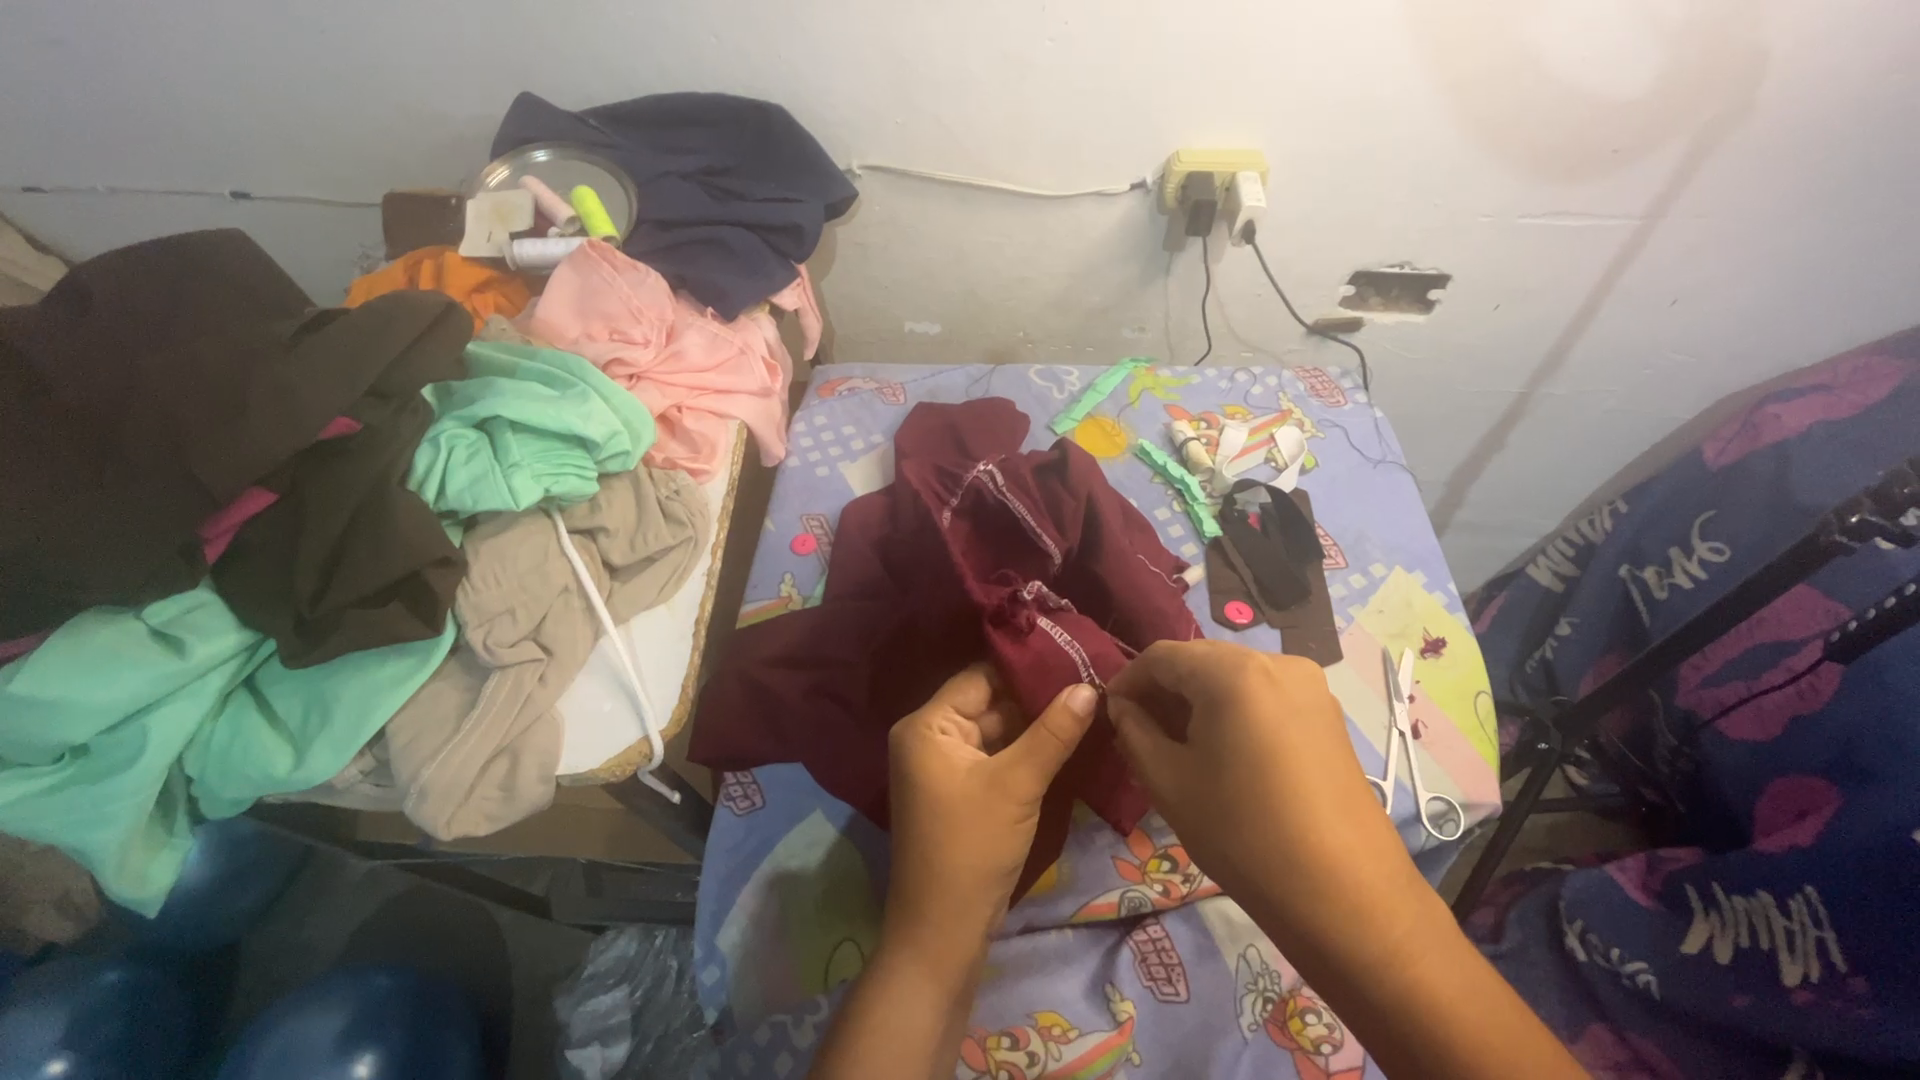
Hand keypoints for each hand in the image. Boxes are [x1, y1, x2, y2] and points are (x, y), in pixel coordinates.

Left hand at [886, 665, 1097, 953]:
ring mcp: (944, 766)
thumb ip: (1053, 732)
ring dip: (1035, 725)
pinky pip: (996, 757)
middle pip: (989, 702)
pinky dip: (1026, 751)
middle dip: (1036, 697)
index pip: (980, 677)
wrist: (944, 929)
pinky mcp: (961, 791)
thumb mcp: (1017, 785)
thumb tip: (1090, 686)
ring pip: (997, 731)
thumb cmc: (972, 847)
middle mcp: (929, 737)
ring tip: (1088, 705)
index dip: (1026, 668)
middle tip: (1091, 681)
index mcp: (926, 725)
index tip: (1075, 657)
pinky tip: (1067, 740)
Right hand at [1107, 640, 1424, 959]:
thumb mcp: (1168, 780)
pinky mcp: (1328, 714)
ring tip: (1177, 744)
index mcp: (1233, 672)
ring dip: (1198, 700)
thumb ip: (1134, 730)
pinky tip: (1222, 751)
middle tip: (1138, 729)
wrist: (1344, 892)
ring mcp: (1310, 686)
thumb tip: (1123, 707)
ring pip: (1234, 677)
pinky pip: (1264, 695)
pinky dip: (1233, 710)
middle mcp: (1276, 662)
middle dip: (1164, 689)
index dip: (1128, 680)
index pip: (1162, 656)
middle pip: (1201, 660)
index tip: (1109, 713)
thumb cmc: (1243, 833)